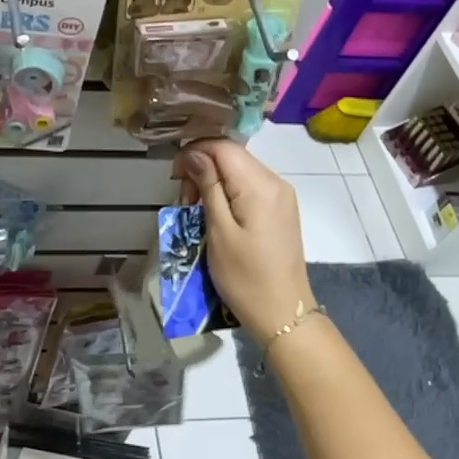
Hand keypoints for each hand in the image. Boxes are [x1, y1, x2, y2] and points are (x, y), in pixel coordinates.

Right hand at [177, 138, 315, 343]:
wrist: (282, 313)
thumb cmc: (245, 277)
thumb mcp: (219, 231)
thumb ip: (208, 187)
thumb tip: (193, 154)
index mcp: (260, 185)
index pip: (223, 146)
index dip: (194, 152)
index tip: (175, 177)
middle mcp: (275, 182)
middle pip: (232, 156)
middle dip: (202, 169)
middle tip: (185, 202)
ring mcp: (281, 195)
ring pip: (240, 170)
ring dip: (213, 182)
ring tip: (197, 211)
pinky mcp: (280, 209)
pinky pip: (250, 187)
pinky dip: (228, 193)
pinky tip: (216, 216)